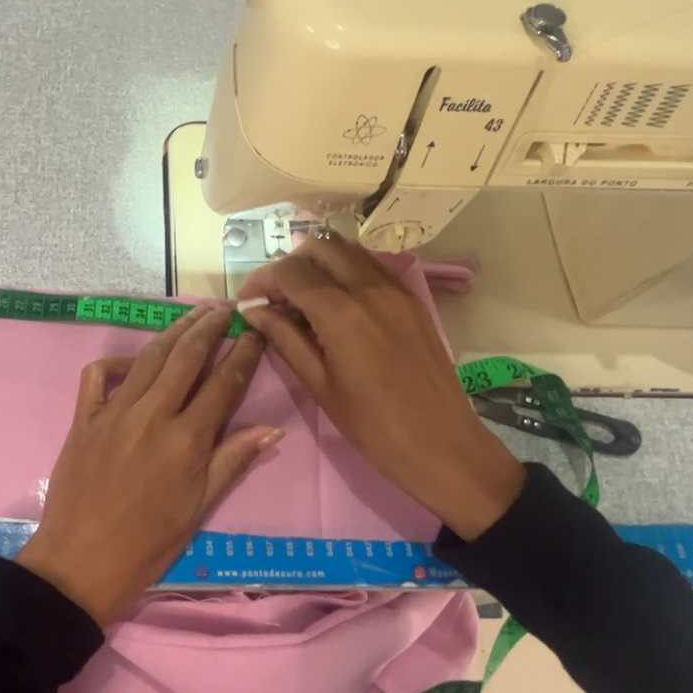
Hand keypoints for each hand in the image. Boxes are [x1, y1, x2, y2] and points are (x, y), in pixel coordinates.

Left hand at [16, 306, 279, 623]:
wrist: (80, 563)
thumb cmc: (148, 544)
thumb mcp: (199, 509)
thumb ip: (232, 461)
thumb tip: (272, 428)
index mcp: (186, 440)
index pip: (224, 384)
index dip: (243, 354)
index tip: (256, 332)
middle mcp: (152, 414)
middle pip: (186, 357)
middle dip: (210, 328)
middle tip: (226, 308)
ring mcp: (114, 412)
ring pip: (149, 357)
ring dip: (174, 332)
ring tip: (194, 315)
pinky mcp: (84, 417)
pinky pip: (98, 375)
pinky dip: (117, 361)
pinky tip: (133, 360)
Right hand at [237, 234, 523, 539]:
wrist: (444, 446)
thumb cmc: (373, 426)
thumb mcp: (319, 384)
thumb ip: (285, 339)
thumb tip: (255, 311)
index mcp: (342, 312)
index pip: (290, 271)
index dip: (261, 281)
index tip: (248, 303)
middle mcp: (370, 288)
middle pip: (319, 247)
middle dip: (289, 265)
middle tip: (276, 298)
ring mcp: (396, 290)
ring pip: (348, 250)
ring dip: (318, 263)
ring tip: (304, 298)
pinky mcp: (412, 299)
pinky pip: (371, 266)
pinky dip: (346, 271)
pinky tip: (337, 304)